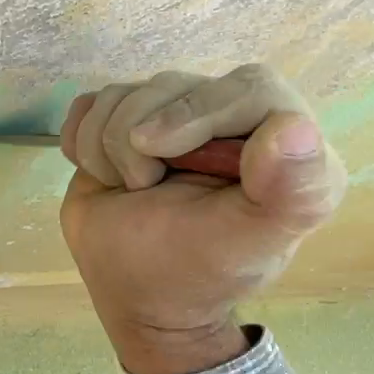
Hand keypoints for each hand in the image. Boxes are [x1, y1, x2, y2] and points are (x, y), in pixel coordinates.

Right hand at [58, 64, 346, 373]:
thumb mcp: (249, 242)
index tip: (156, 150)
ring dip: (104, 147)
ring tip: (126, 187)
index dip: (196, 109)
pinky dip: (80, 140)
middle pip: (171, 85)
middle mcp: (226, 119)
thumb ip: (291, 192)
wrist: (129, 287)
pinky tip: (102, 173)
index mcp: (280, 142)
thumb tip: (293, 126)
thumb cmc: (193, 271)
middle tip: (140, 186)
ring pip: (121, 93)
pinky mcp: (119, 121)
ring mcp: (168, 116)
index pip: (247, 87)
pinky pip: (90, 103)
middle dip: (135, 139)